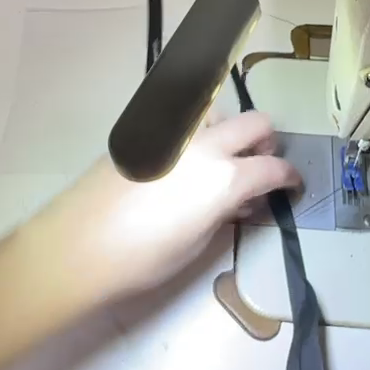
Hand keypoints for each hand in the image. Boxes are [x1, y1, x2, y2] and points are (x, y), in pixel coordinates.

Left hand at [17, 112, 298, 310]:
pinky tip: (182, 162)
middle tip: (260, 165)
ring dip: (228, 129)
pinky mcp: (145, 133)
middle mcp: (206, 145)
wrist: (79, 244)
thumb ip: (224, 211)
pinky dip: (196, 135)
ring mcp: (175, 134)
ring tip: (219, 158)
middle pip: (255, 123)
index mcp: (226, 177)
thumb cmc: (143, 257)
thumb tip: (238, 200)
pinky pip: (183, 123)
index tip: (291, 185)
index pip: (274, 167)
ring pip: (217, 111)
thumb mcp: (196, 243)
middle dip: (266, 142)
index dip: (289, 177)